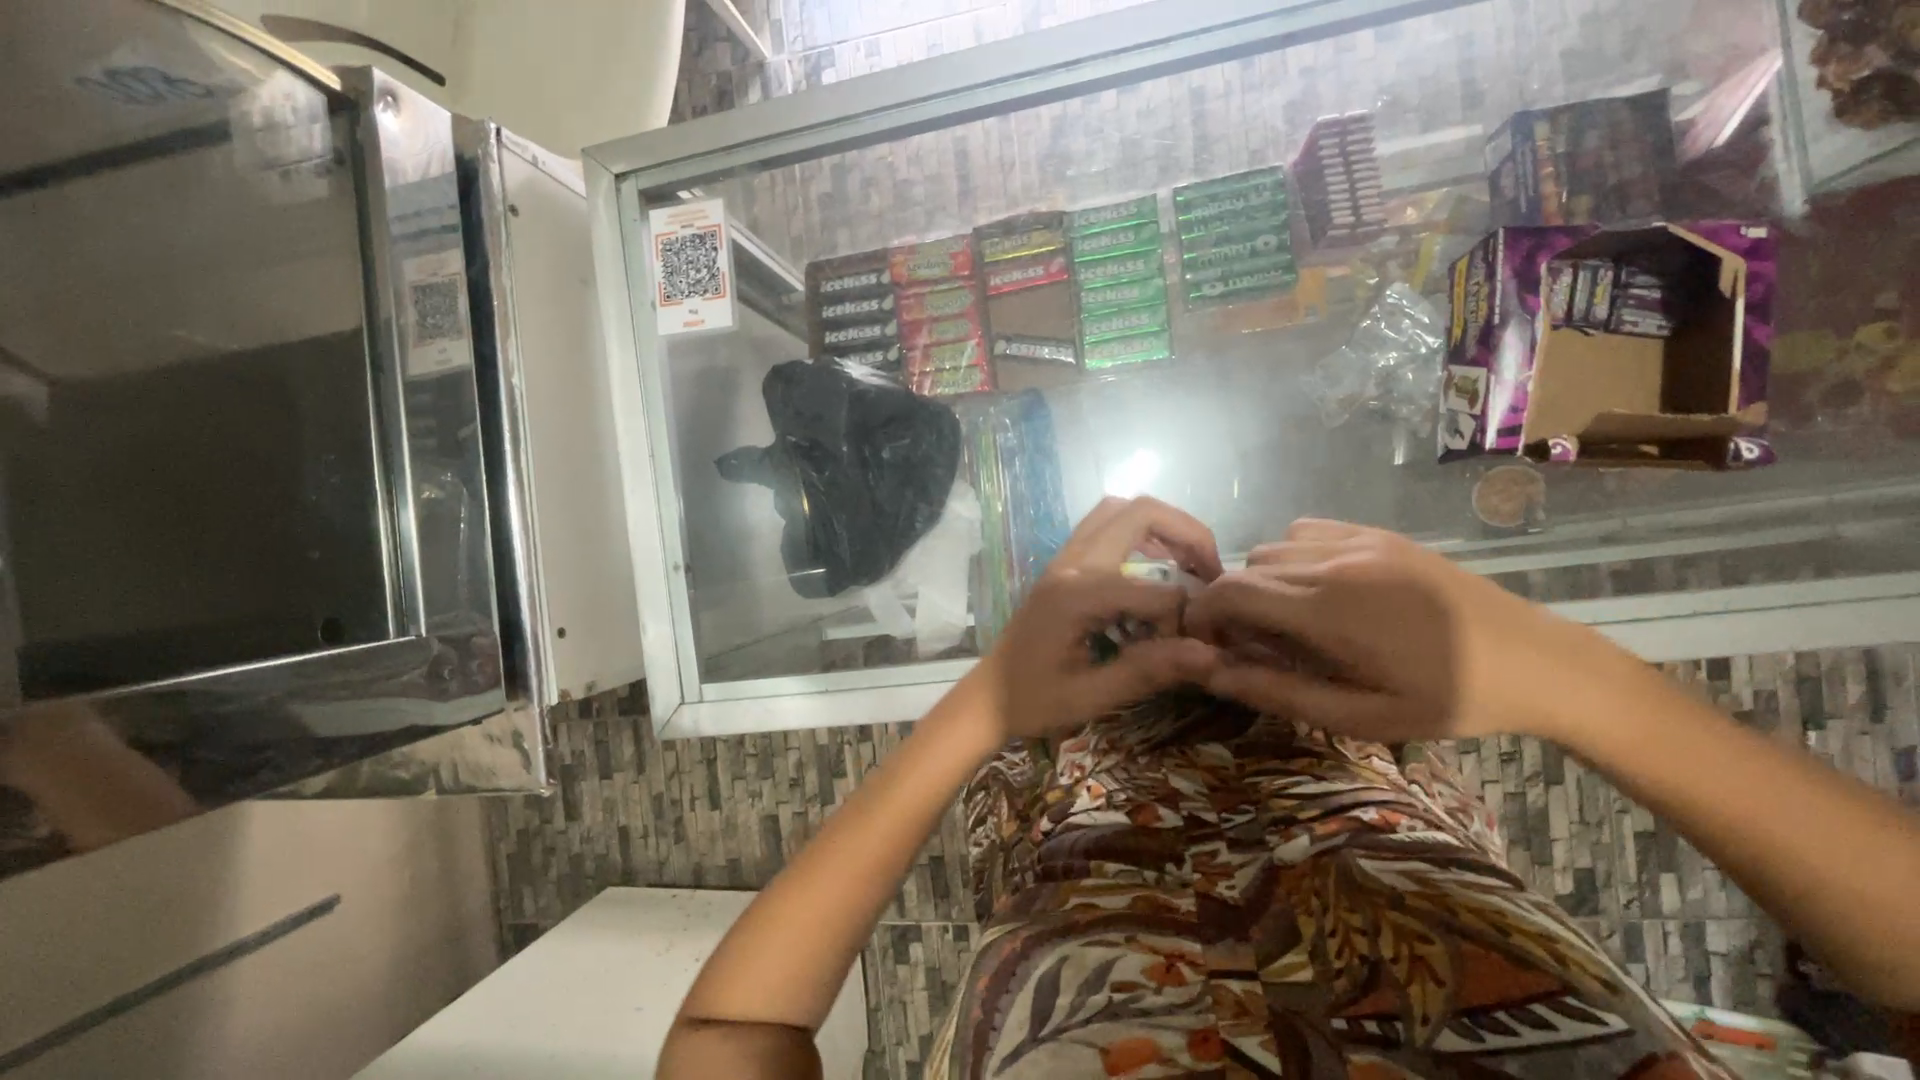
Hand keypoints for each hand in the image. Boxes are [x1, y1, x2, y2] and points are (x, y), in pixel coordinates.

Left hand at [975, 496, 1225, 740]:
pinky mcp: (1062, 565)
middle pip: (1140, 512)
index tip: (1188, 650)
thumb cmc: (1033, 701)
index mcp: (1076, 594)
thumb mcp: (1090, 696)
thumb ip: (1147, 671)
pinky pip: (1106, 527)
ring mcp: (1064, 559)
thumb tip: (1209, 654)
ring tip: (1189, 567)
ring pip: (1121, 510)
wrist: (986, 698)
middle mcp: (1071, 563)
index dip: (1183, 618)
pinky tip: (1155, 573)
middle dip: (1188, 534)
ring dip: (1163, 528)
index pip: (1155, 589)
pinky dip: (1140, 536)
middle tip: (1211, 574)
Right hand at [1183, 519, 1648, 742]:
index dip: (1203, 616)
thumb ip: (1279, 693)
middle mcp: (1334, 562)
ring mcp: (1360, 541)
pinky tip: (1322, 590)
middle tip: (1257, 647)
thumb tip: (1212, 673)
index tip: (1210, 646)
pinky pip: (1308, 529)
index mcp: (1327, 610)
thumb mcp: (1362, 717)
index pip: (1230, 591)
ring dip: (1264, 581)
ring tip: (1292, 620)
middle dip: (1233, 605)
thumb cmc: (1448, 701)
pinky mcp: (1380, 534)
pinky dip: (1295, 556)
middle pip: (1246, 568)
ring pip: (1273, 546)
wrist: (1539, 662)